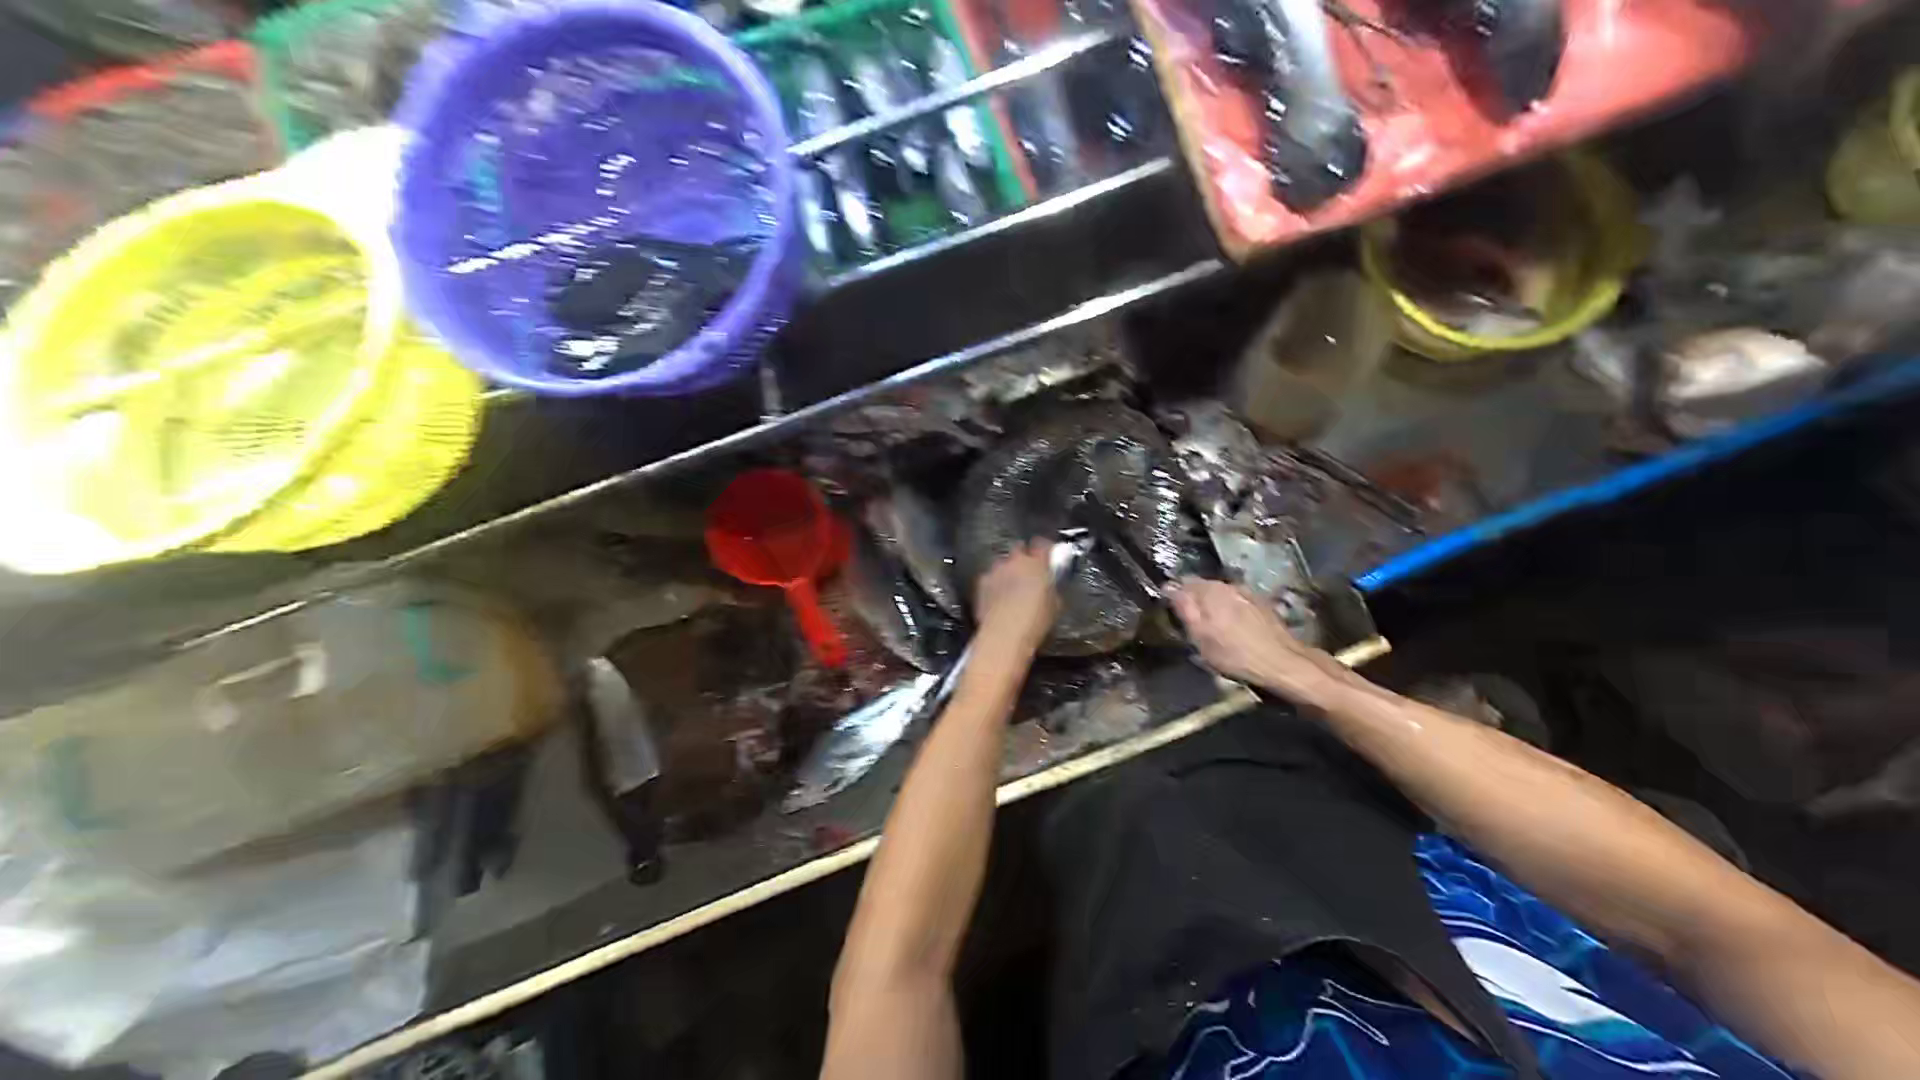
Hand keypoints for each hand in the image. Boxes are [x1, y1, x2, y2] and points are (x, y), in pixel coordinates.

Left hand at [974, 539, 1061, 654]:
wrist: (1005, 634)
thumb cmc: (1033, 621)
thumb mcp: (1055, 604)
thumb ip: (1051, 588)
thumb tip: (1050, 588)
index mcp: (1037, 563)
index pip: (1043, 544)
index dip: (1044, 549)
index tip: (1046, 555)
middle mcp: (1015, 562)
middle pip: (1019, 549)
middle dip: (1023, 557)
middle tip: (1029, 573)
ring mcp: (996, 571)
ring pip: (1002, 564)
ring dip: (1007, 572)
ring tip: (1012, 589)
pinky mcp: (982, 583)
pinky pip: (989, 577)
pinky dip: (994, 584)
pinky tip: (998, 599)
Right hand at [1169, 578, 1351, 701]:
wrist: (1282, 662)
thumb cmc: (1234, 654)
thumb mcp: (1200, 636)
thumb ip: (1184, 608)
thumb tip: (1169, 586)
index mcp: (1209, 590)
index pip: (1183, 583)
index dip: (1175, 597)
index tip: (1172, 614)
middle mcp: (1228, 584)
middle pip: (1203, 587)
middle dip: (1195, 601)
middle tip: (1191, 623)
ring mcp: (1247, 592)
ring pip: (1221, 595)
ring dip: (1214, 606)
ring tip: (1212, 627)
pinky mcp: (1261, 603)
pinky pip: (1236, 602)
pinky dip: (1230, 611)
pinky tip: (1233, 629)